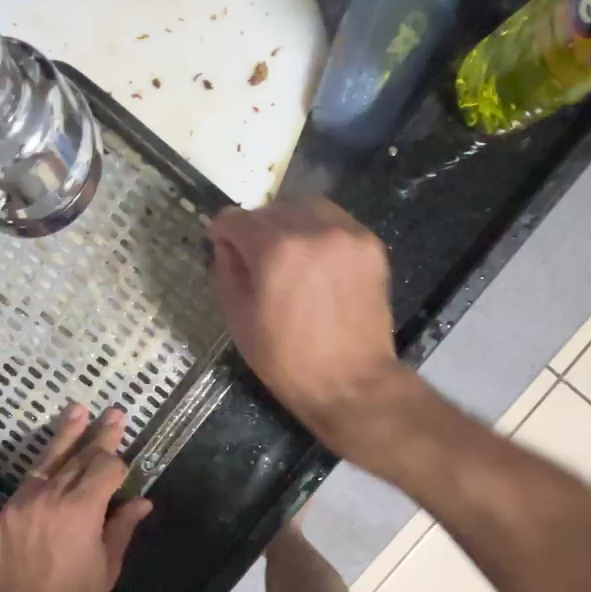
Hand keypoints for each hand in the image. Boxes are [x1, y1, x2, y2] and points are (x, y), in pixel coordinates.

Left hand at [0, 404, 154, 591]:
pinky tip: (49, 481)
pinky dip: (39, 487)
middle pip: (76, 457)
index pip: (104, 466)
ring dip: (63, 441)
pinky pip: (23, 495)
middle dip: (97, 435)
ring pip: (43, 465)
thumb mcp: (107, 567)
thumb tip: (140, 503)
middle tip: (114, 413)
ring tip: (77, 412)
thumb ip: (121, 527)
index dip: (118, 460)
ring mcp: (16, 506)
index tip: (126, 455)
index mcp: (80, 508)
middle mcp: (46, 496)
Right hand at [207, 200, 411, 456]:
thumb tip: (224, 247)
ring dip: (288, 225)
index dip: (222, 232)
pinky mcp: (370, 245)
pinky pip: (335, 223)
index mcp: (276, 250)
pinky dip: (319, 234)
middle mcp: (313, 230)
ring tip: (286, 258)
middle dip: (256, 229)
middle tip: (253, 260)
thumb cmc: (287, 362)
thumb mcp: (240, 323)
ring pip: (305, 208)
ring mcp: (347, 234)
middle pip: (271, 209)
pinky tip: (316, 264)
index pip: (236, 219)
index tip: (220, 246)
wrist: (351, 383)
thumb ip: (226, 275)